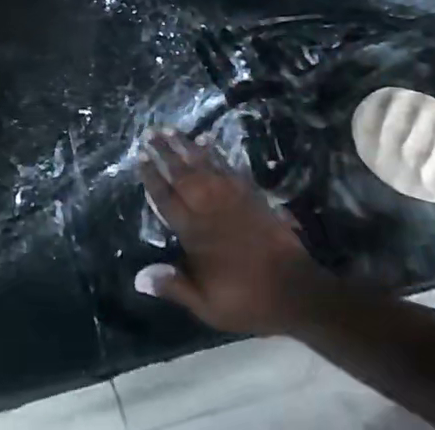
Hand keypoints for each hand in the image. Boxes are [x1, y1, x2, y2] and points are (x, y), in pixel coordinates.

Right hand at [134, 127, 331, 334]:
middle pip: (181, 175)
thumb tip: (138, 277)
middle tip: (150, 132)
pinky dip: (217, 153)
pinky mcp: (252, 197)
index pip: (166, 198)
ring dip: (185, 146)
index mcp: (193, 232)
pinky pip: (229, 168)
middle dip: (163, 152)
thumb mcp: (207, 305)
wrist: (297, 292)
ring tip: (170, 129)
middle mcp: (208, 209)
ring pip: (203, 166)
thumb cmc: (247, 299)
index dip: (151, 177)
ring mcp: (232, 199)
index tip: (140, 156)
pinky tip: (208, 140)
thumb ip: (174, 286)